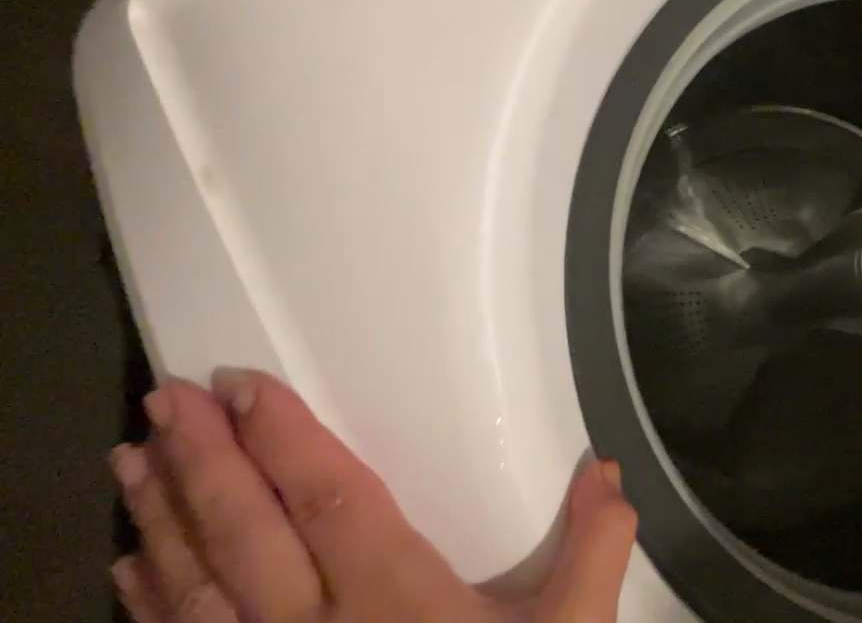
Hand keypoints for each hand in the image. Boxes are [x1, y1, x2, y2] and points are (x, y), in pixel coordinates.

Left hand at [109, 371, 636, 621]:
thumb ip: (594, 550)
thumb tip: (605, 469)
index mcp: (392, 597)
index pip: (329, 498)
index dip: (285, 439)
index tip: (246, 387)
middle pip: (246, 534)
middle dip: (204, 462)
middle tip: (166, 399)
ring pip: (195, 587)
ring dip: (162, 517)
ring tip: (132, 457)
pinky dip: (149, 599)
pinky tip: (132, 565)